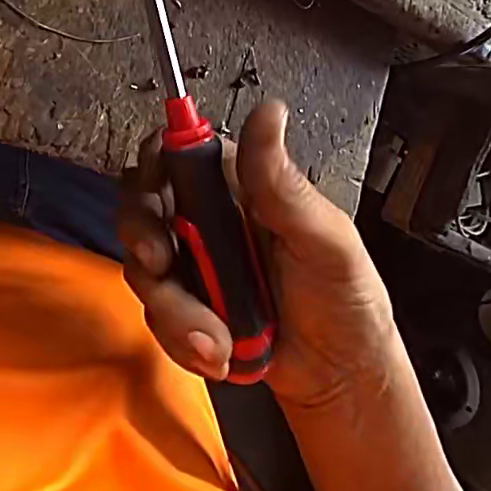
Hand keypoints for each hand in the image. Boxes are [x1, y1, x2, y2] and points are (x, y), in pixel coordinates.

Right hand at [120, 100, 405, 413]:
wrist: (340, 376)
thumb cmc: (347, 297)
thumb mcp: (324, 237)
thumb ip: (283, 182)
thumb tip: (268, 113)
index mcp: (244, 186)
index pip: (180, 151)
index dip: (156, 163)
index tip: (157, 193)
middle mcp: (213, 218)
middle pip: (144, 203)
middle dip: (143, 235)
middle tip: (162, 263)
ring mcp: (198, 264)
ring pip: (145, 267)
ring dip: (174, 307)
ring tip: (220, 336)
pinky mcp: (189, 308)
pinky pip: (157, 316)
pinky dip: (181, 338)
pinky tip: (221, 350)